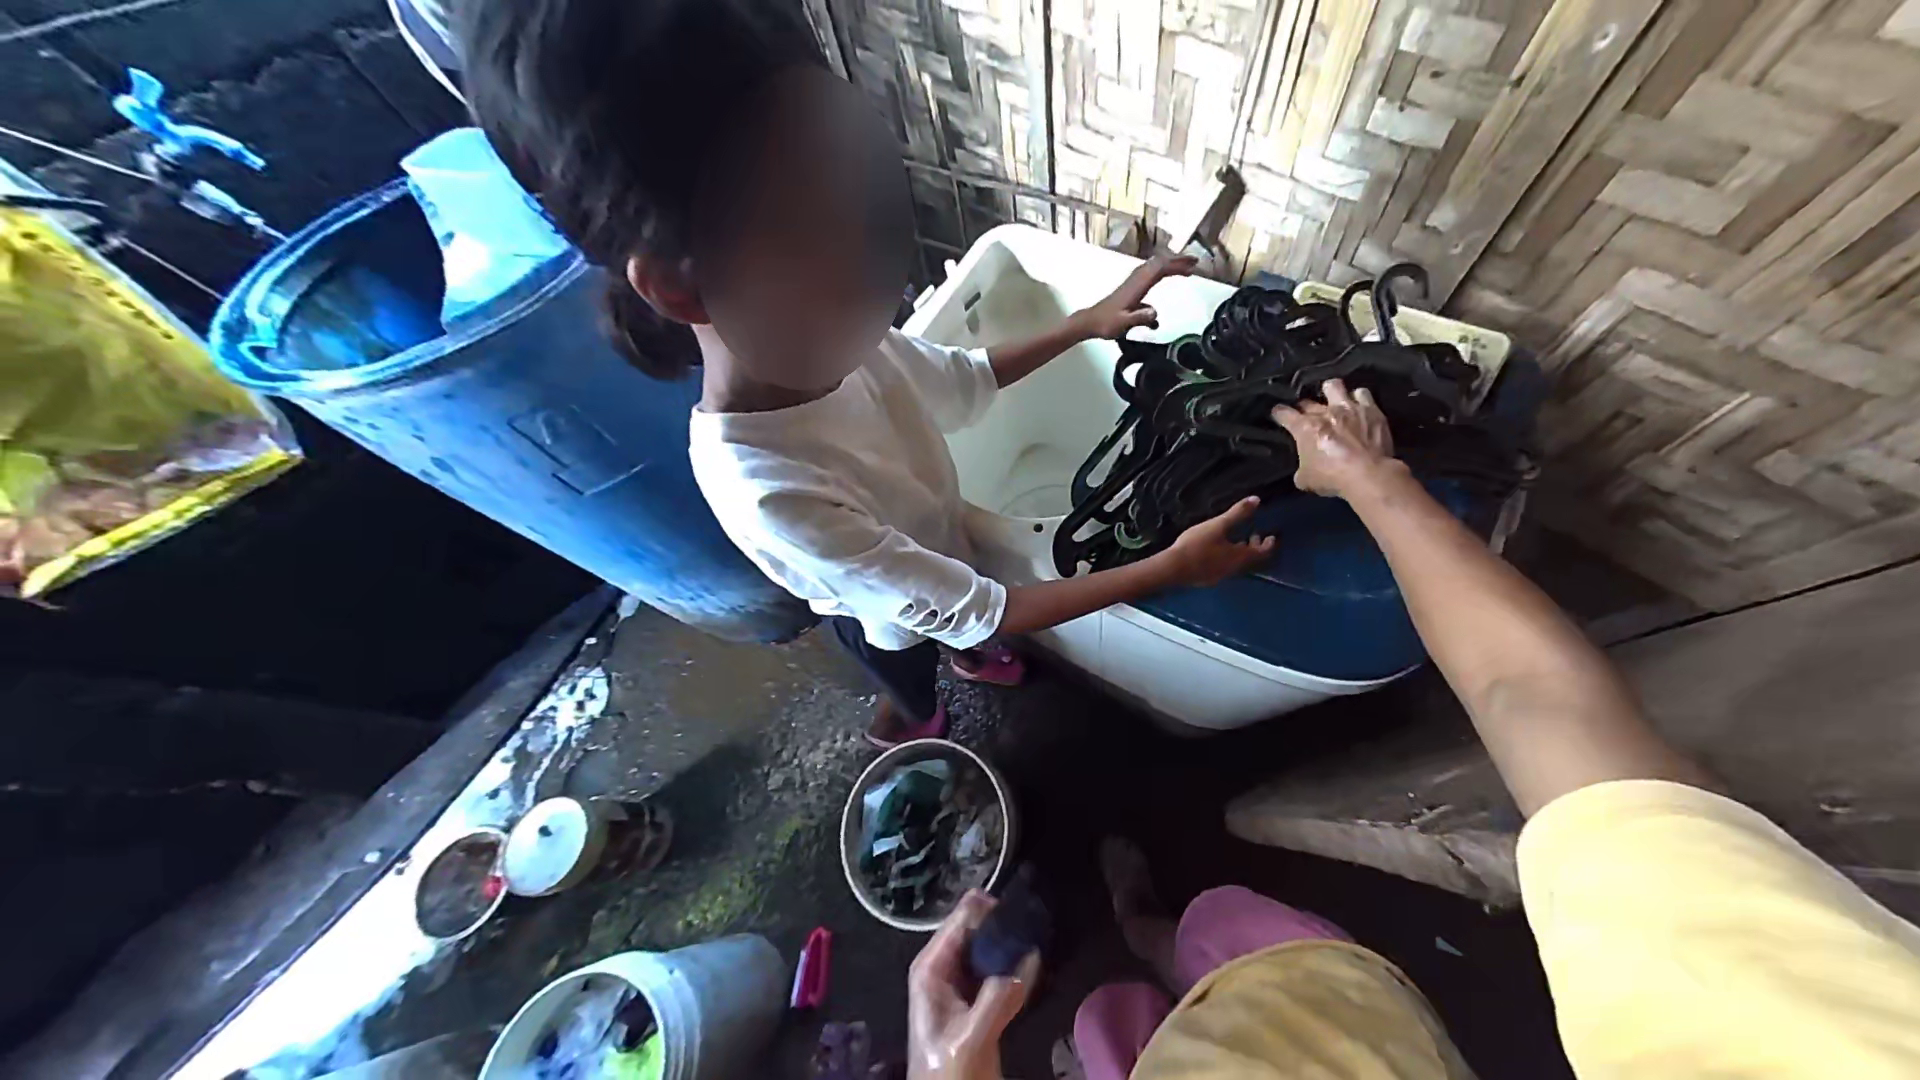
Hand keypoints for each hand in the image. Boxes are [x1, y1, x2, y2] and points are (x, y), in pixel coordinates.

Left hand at [908, 891, 1039, 1079]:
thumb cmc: (947, 1078)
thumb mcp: (971, 1040)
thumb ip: (998, 1000)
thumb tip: (1030, 957)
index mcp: (931, 967)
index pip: (959, 919)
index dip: (988, 910)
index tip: (1021, 912)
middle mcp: (942, 967)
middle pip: (974, 929)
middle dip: (1002, 927)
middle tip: (1033, 928)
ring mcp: (958, 983)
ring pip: (987, 948)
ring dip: (1010, 946)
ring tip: (1036, 940)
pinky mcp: (975, 1000)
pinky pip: (995, 969)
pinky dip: (1012, 965)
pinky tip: (1033, 966)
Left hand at [1073, 254, 1199, 338]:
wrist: (1090, 322)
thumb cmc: (1105, 323)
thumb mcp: (1124, 324)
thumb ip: (1139, 319)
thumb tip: (1155, 314)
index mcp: (1136, 286)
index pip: (1160, 269)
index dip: (1177, 265)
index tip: (1192, 266)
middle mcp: (1135, 280)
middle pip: (1159, 264)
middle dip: (1177, 261)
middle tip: (1195, 263)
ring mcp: (1132, 283)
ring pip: (1154, 268)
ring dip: (1170, 265)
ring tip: (1185, 269)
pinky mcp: (1130, 289)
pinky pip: (1149, 276)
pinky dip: (1160, 273)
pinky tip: (1164, 278)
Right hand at [1159, 496, 1275, 587]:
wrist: (1174, 568)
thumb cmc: (1198, 545)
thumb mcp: (1218, 526)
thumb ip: (1237, 514)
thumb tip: (1256, 500)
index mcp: (1241, 556)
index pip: (1263, 552)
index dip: (1269, 544)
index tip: (1271, 536)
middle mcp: (1235, 569)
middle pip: (1252, 560)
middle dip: (1255, 547)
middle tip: (1255, 536)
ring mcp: (1222, 576)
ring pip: (1239, 565)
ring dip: (1242, 553)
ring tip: (1237, 542)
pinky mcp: (1209, 578)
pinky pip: (1226, 568)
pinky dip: (1229, 558)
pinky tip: (1218, 552)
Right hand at [1271, 379, 1400, 499]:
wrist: (1369, 474)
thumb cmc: (1332, 477)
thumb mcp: (1305, 478)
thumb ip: (1301, 466)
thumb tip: (1305, 466)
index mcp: (1304, 427)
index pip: (1283, 413)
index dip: (1279, 414)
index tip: (1279, 415)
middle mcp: (1324, 412)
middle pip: (1307, 401)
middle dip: (1304, 407)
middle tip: (1307, 415)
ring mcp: (1349, 408)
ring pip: (1334, 386)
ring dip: (1332, 393)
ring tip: (1334, 402)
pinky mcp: (1372, 410)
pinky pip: (1362, 394)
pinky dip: (1358, 399)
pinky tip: (1358, 407)